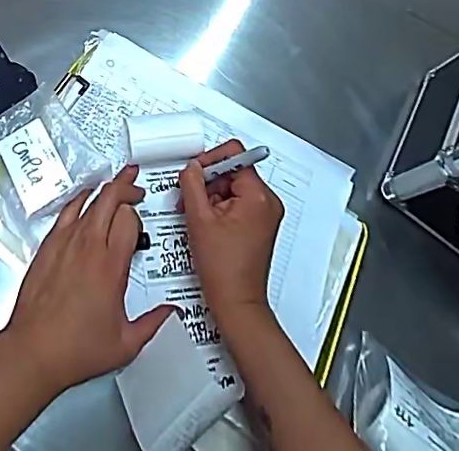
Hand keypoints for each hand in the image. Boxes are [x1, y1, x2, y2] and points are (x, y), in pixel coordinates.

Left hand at [0, 166, 176, 396]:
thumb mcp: (125, 344)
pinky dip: (81, 198)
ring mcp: (66, 243)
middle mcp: (88, 247)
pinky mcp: (48, 246)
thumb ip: (153, 322)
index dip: (138, 216)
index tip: (140, 226)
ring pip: (90, 199)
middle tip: (137, 188)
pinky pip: (67, 209)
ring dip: (107, 188)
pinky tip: (85, 198)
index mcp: (110, 266)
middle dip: (127, 187)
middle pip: (110, 198)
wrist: (32, 352)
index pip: (129, 218)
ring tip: (117, 183)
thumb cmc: (72, 350)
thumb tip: (169, 312)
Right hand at [179, 140, 284, 330]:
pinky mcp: (259, 225)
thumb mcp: (199, 219)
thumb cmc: (224, 270)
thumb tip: (191, 168)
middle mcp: (267, 202)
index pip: (235, 155)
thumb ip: (192, 184)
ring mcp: (265, 214)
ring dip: (211, 197)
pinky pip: (236, 203)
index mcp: (258, 196)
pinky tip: (207, 225)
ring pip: (232, 187)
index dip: (210, 160)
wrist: (236, 304)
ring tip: (198, 217)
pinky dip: (219, 209)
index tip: (196, 171)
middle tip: (191, 199)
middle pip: (232, 171)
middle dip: (208, 183)